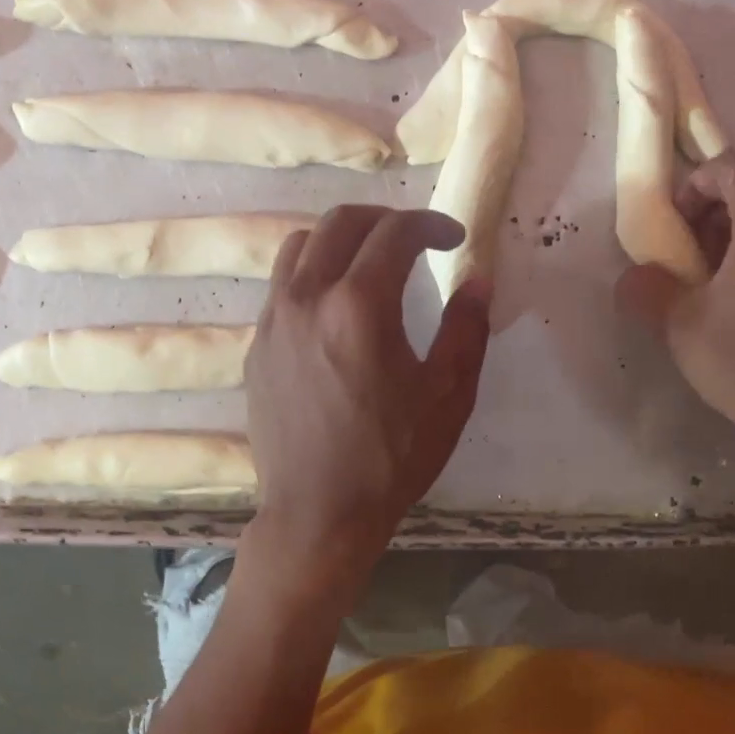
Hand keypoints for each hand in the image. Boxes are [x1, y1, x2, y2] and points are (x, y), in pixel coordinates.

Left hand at [242, 205, 490, 605]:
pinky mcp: (257, 348)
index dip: (430, 224)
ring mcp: (273, 322)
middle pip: (340, 223)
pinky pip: (282, 287)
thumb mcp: (446, 399)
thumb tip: (477, 282)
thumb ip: (465, 331)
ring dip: (340, 241)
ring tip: (368, 265)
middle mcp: (306, 298)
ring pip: (299, 247)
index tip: (453, 239)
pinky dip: (312, 276)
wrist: (317, 513)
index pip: (394, 233)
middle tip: (414, 240)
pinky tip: (334, 312)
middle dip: (384, 220)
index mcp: (359, 306)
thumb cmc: (390, 461)